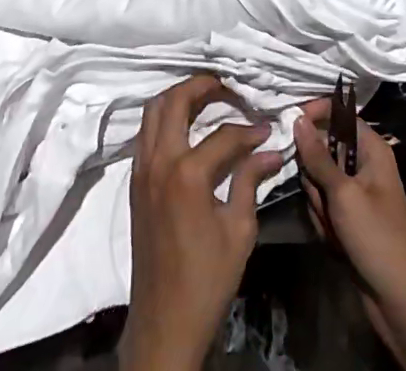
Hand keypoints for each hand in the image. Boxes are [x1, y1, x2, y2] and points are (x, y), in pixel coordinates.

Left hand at [121, 75, 283, 370]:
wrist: (164, 319)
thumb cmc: (208, 278)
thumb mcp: (239, 229)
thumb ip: (250, 181)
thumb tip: (271, 151)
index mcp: (187, 174)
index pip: (224, 134)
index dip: (250, 130)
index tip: (267, 131)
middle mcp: (158, 163)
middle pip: (173, 102)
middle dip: (200, 86)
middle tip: (226, 85)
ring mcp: (140, 171)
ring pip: (151, 113)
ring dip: (177, 98)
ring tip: (207, 97)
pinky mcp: (134, 183)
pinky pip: (145, 135)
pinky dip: (164, 120)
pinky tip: (186, 127)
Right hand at [295, 100, 405, 370]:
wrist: (397, 299)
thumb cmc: (376, 238)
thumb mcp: (343, 194)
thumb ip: (318, 156)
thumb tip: (298, 118)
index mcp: (373, 149)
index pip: (340, 114)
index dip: (316, 113)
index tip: (290, 122)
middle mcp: (364, 164)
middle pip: (322, 150)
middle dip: (315, 177)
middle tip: (327, 202)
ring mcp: (354, 191)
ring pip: (317, 181)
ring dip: (319, 204)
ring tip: (336, 228)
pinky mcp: (347, 215)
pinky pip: (321, 205)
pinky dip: (323, 222)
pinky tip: (336, 242)